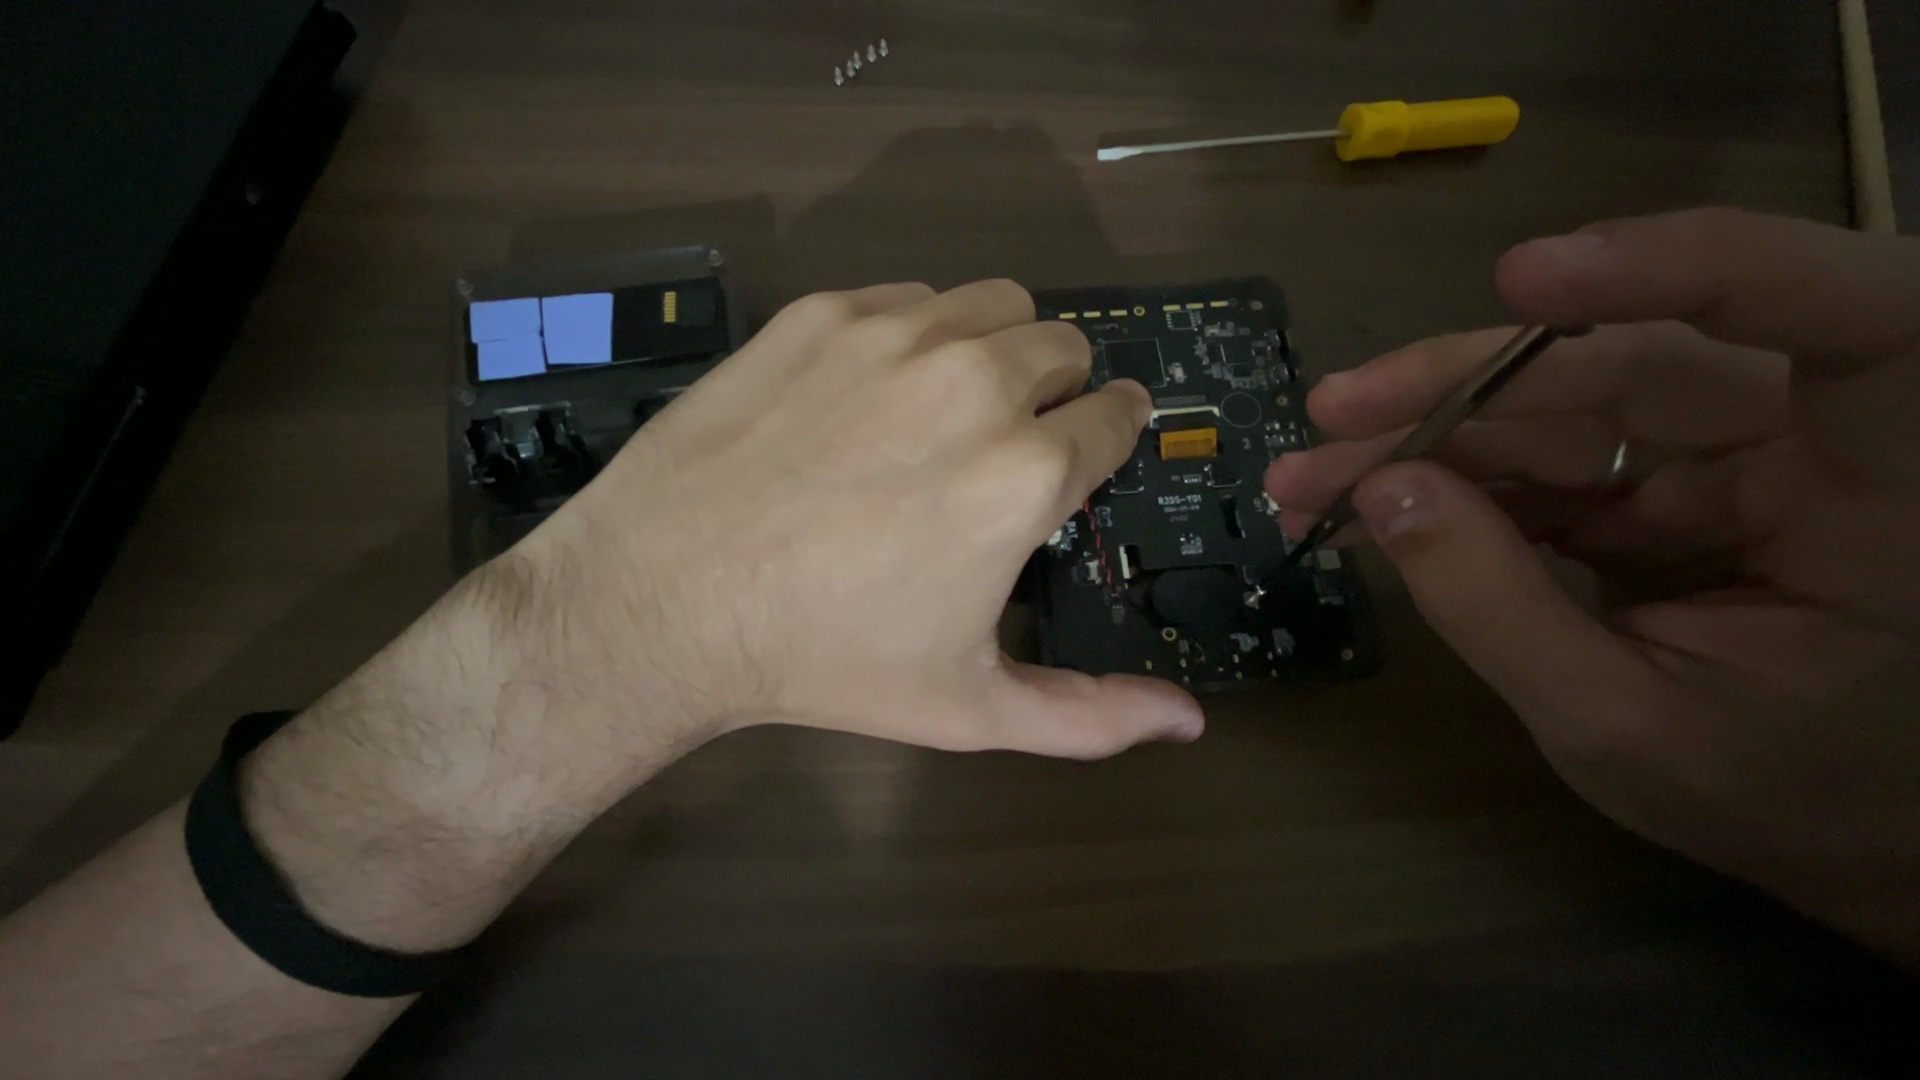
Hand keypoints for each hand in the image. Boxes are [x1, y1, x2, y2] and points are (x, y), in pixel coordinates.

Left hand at [503, 279, 1201, 777]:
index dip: (1110, 431)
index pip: (1115, 416)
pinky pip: (913, 296)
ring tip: (952, 406)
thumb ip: (1090, 715)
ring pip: (998, 305)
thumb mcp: (970, 707)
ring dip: (999, 347)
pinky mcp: (822, 314)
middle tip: (1008, 442)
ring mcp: (894, 337)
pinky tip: (874, 391)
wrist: (663, 602)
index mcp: (1025, 474)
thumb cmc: (827, 660)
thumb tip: (1190, 722)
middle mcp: (976, 385)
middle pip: (1066, 347)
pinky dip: (920, 331)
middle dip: (1057, 390)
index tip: (1093, 442)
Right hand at [1266, 209, 1919, 957]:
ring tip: (1308, 482)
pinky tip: (1362, 510)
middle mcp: (1828, 439)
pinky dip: (1450, 487)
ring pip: (1558, 415)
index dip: (1673, 270)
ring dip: (1422, 444)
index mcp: (1897, 481)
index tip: (1517, 279)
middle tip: (1323, 422)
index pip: (1828, 310)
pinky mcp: (1676, 488)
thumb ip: (1497, 607)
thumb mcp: (1620, 725)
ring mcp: (1743, 460)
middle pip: (1620, 369)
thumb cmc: (1789, 801)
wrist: (1867, 843)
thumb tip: (1379, 491)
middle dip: (1449, 395)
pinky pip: (1548, 468)